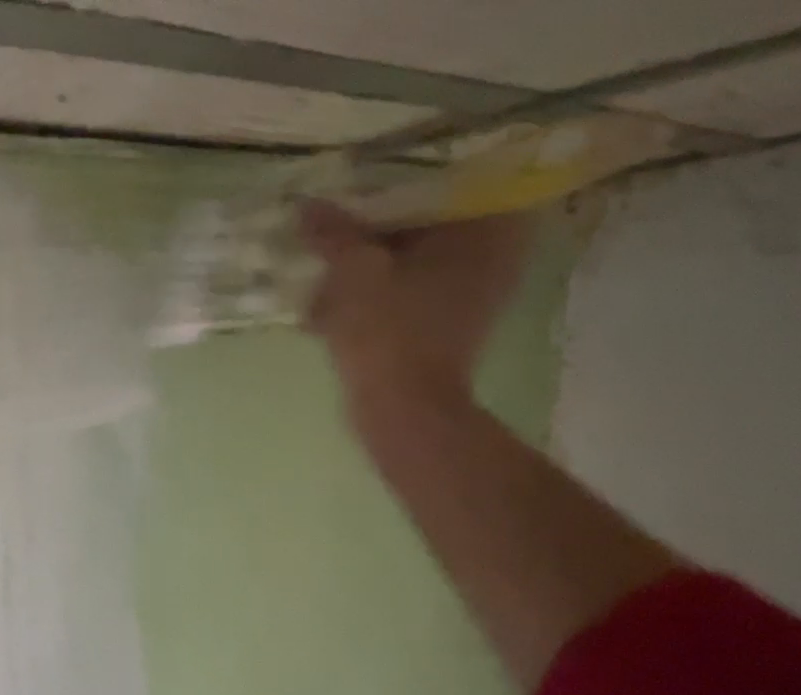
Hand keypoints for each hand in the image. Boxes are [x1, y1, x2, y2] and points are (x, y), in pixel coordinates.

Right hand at [298, 201, 534, 410]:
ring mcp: (475, 293)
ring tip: (327, 268)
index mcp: (485, 228)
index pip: (446, 182)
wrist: (402, 405)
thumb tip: (306, 204)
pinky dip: (378, 293)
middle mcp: (494, 254)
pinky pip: (412, 291)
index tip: (361, 186)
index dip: (400, 181)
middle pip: (430, 222)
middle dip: (380, 226)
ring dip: (373, 262)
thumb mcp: (352, 271)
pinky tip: (335, 303)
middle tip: (337, 224)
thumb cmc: (388, 328)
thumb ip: (333, 232)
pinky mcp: (451, 324)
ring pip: (417, 259)